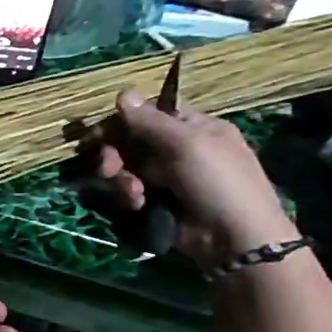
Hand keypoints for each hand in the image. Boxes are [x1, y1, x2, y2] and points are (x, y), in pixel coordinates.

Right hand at [91, 91, 298, 265]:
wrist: (235, 239)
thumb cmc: (218, 182)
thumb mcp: (187, 144)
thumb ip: (150, 121)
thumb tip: (122, 93)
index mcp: (194, 128)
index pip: (149, 116)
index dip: (122, 123)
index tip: (97, 135)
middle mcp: (179, 150)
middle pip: (132, 143)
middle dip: (116, 155)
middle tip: (107, 169)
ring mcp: (168, 179)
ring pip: (128, 170)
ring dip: (123, 180)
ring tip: (133, 194)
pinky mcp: (159, 204)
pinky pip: (132, 193)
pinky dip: (129, 197)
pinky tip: (137, 205)